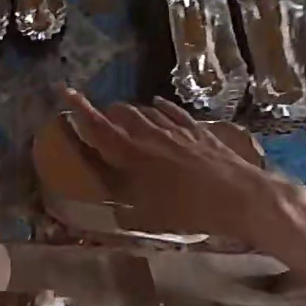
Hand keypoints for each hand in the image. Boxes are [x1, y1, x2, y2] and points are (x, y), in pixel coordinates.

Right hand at [58, 87, 277, 241]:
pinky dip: (160, 108)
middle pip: (122, 114)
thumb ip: (124, 209)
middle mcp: (151, 135)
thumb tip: (107, 212)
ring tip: (126, 118)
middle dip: (106, 113)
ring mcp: (176, 130)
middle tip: (100, 121)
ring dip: (132, 112)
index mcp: (132, 155)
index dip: (79, 108)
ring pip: (146, 111)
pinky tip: (157, 104)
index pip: (98, 126)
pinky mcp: (198, 131)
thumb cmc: (190, 211)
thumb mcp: (149, 216)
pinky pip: (173, 111)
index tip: (64, 90)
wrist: (241, 198)